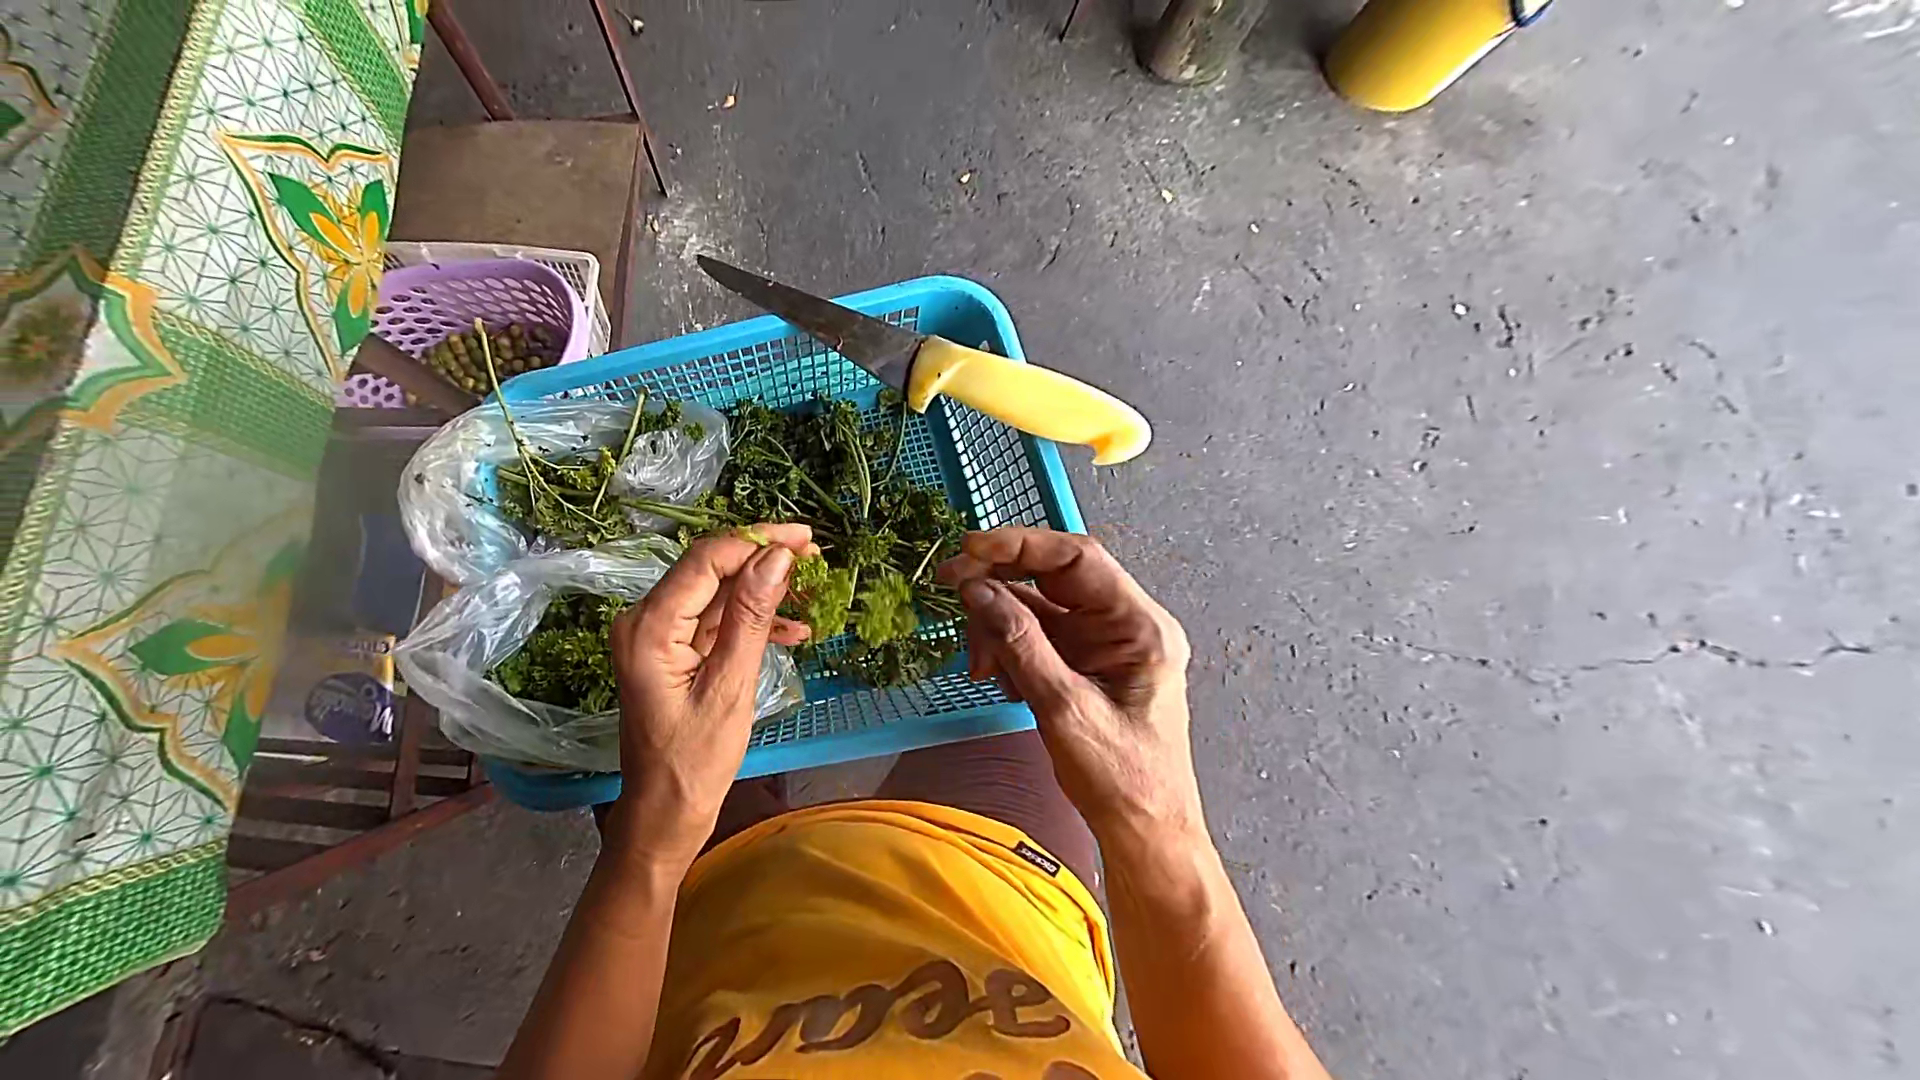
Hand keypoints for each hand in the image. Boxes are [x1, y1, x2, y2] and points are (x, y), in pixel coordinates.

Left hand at [607, 525, 812, 866]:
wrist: (667, 811)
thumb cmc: (696, 760)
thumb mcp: (731, 686)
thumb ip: (751, 616)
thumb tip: (778, 557)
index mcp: (650, 627)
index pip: (707, 560)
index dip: (758, 540)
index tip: (806, 538)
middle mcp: (647, 620)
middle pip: (713, 569)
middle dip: (766, 559)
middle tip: (816, 558)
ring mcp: (661, 635)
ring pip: (721, 592)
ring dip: (767, 589)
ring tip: (814, 591)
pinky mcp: (677, 650)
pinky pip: (720, 620)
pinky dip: (757, 620)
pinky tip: (795, 630)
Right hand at [937, 527, 1201, 841]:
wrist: (1144, 831)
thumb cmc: (1122, 779)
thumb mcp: (1064, 709)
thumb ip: (1020, 643)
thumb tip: (976, 590)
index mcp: (1140, 626)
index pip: (1079, 559)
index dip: (1022, 545)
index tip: (971, 548)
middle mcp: (1123, 623)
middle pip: (1053, 578)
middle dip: (999, 583)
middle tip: (952, 588)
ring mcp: (1101, 642)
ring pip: (1036, 607)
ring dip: (997, 626)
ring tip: (982, 667)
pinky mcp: (1082, 661)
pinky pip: (1035, 635)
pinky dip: (1007, 648)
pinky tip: (998, 676)